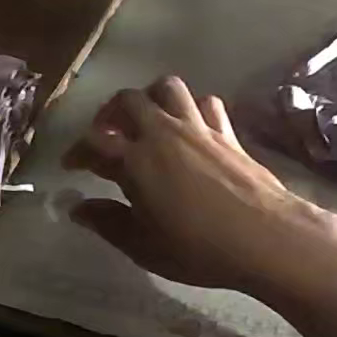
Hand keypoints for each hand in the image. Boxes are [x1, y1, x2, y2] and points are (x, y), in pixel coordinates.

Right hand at [63, 75, 336, 298]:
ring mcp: (197, 128)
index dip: (76, 151)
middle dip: (108, 115)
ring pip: (167, 88)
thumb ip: (107, 222)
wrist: (266, 238)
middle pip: (127, 101)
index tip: (71, 166)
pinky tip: (189, 129)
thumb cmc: (197, 248)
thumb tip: (77, 208)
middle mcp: (163, 134)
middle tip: (105, 137)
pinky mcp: (226, 133)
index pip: (94, 142)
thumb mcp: (143, 245)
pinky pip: (205, 104)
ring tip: (145, 121)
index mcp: (135, 161)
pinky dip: (191, 109)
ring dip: (149, 98)